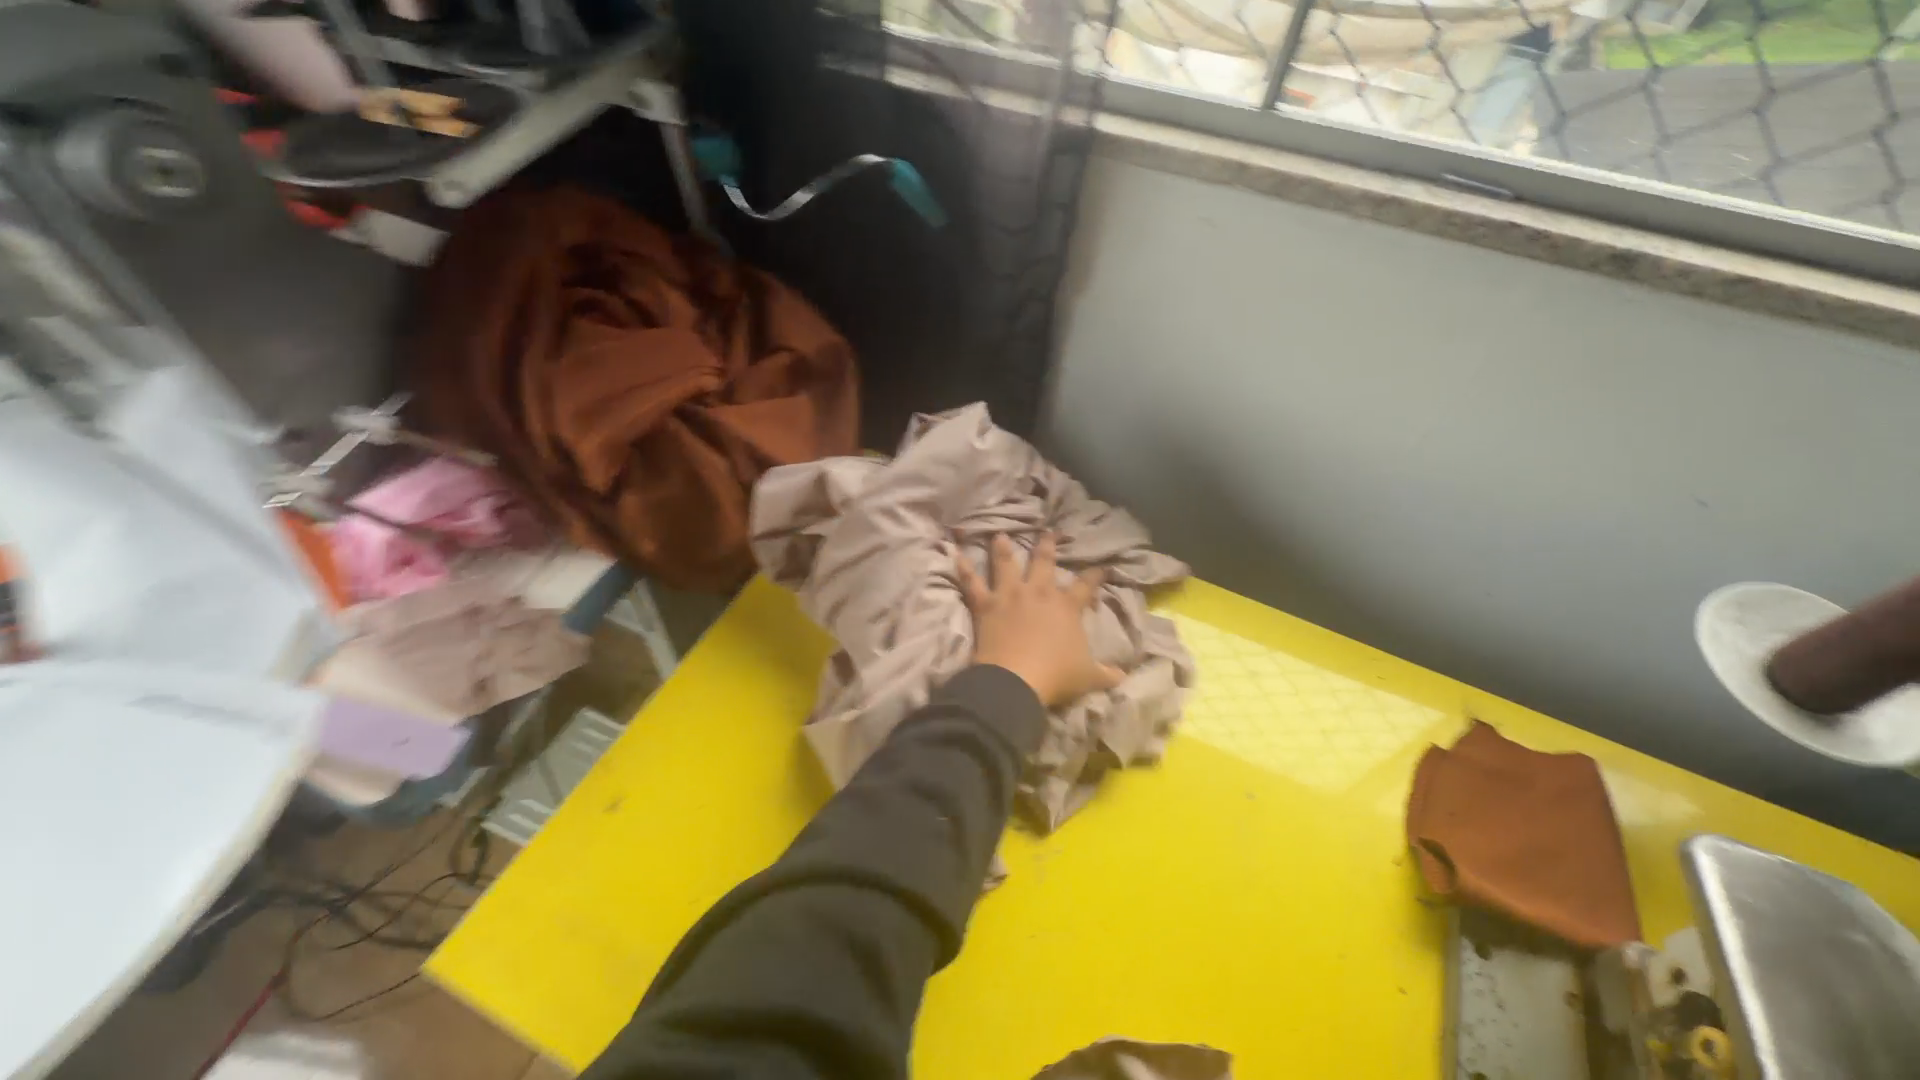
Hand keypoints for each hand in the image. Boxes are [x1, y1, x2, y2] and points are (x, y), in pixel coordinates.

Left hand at [956, 533, 1122, 707]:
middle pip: (1043, 563)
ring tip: (999, 535)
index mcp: (1066, 607)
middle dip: (1047, 546)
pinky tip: (955, 555)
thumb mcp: (1088, 677)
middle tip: (1048, 532)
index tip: (1102, 566)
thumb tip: (1124, 678)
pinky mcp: (985, 605)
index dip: (1094, 576)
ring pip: (1005, 565)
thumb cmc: (1056, 676)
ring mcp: (1010, 596)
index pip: (1085, 586)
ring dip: (1002, 549)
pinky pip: (971, 583)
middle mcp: (1038, 594)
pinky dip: (963, 569)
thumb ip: (1107, 674)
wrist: (1015, 680)